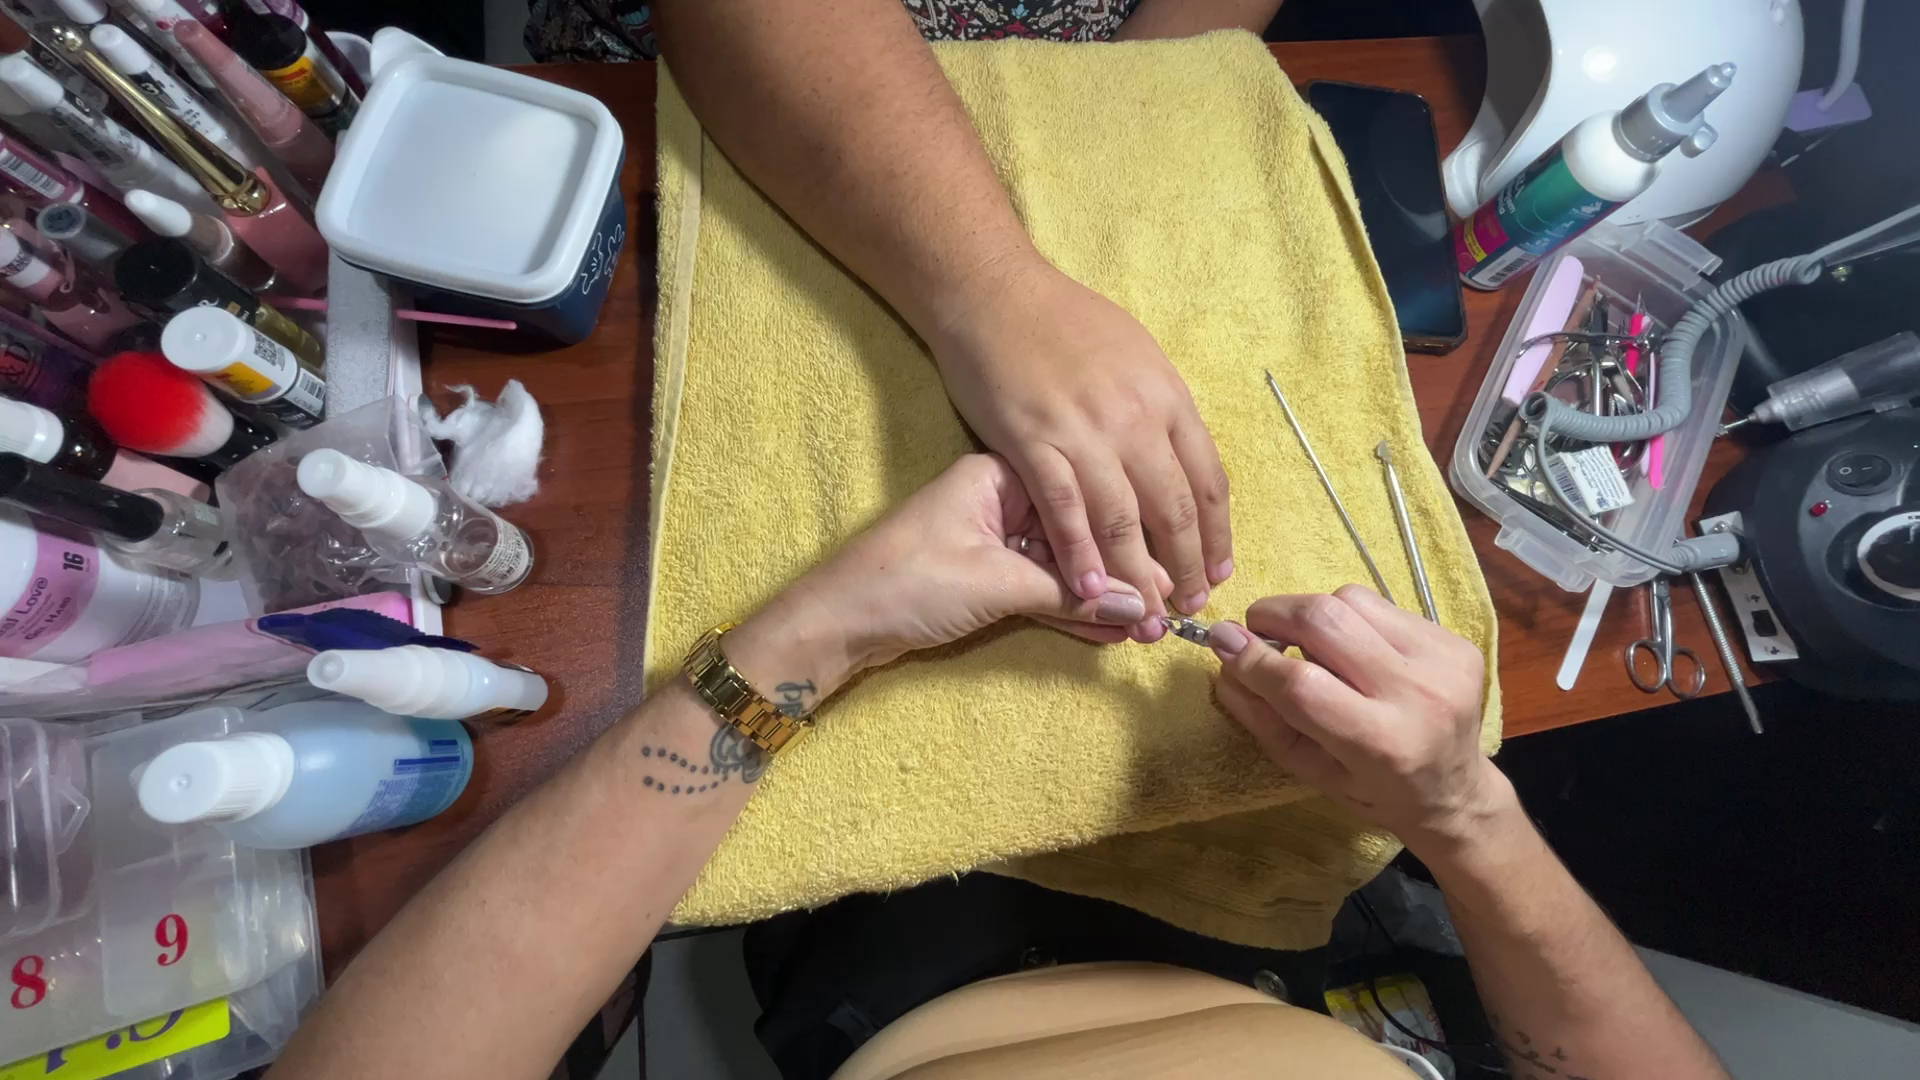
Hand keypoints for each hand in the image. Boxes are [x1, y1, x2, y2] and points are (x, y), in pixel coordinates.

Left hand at [729, 454, 1150, 702]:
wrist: (837, 621)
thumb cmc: (909, 581)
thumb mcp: (994, 584)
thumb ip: (1070, 595)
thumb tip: (1140, 607)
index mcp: (999, 476)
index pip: (1080, 498)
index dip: (1125, 539)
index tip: (1167, 575)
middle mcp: (1001, 500)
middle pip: (1075, 534)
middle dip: (1117, 575)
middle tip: (1164, 609)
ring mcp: (992, 539)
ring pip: (1061, 566)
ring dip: (1097, 599)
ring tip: (1144, 628)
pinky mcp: (984, 574)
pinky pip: (1039, 588)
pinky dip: (1068, 610)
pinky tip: (1107, 630)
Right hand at [925, 259, 1231, 637]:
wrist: (994, 293)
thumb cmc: (1062, 319)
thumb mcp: (1133, 352)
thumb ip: (1157, 406)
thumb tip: (1174, 453)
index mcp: (1166, 396)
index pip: (1207, 480)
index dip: (1216, 535)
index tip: (1217, 570)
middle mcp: (1134, 419)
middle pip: (1172, 510)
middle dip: (1184, 568)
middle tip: (1186, 608)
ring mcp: (1083, 432)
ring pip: (1121, 521)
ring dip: (1135, 577)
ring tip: (1143, 616)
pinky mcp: (1033, 443)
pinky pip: (1063, 511)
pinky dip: (1078, 556)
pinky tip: (1087, 591)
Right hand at [1205, 586, 1510, 856]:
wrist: (1455, 792)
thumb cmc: (1367, 786)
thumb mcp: (1302, 766)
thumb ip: (1258, 712)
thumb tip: (1224, 654)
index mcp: (1381, 744)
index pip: (1301, 684)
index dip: (1253, 659)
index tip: (1221, 643)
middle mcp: (1420, 696)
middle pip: (1325, 621)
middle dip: (1274, 615)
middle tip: (1257, 630)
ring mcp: (1443, 662)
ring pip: (1348, 600)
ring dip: (1312, 614)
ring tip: (1312, 645)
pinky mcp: (1454, 639)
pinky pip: (1376, 603)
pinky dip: (1347, 616)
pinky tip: (1353, 647)